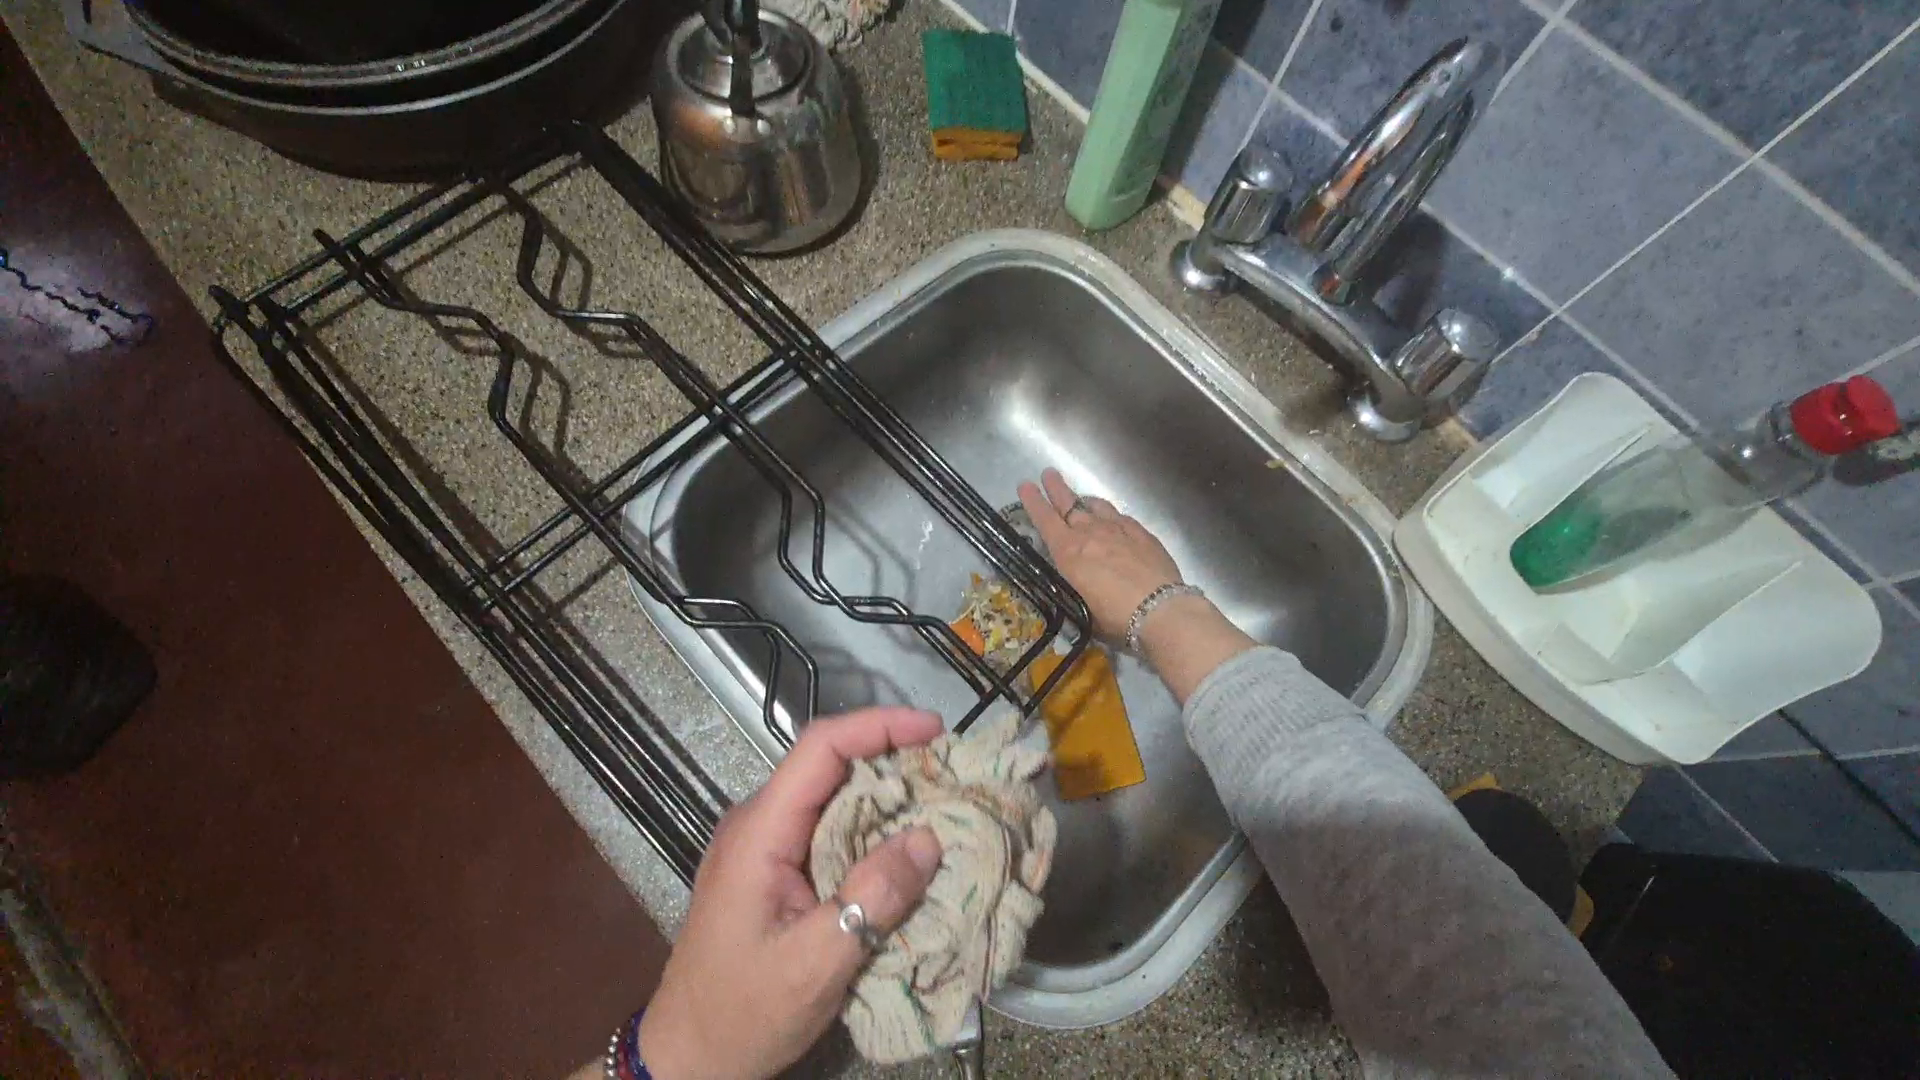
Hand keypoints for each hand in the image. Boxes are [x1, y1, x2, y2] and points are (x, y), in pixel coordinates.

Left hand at [636, 708, 945, 1079]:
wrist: (686, 1059)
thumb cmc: (742, 1014)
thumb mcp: (813, 964)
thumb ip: (870, 900)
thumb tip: (927, 839)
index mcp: (760, 830)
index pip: (820, 747)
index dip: (879, 725)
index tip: (934, 729)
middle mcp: (761, 822)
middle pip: (830, 764)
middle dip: (893, 756)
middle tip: (951, 772)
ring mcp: (766, 845)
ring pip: (833, 795)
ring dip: (887, 793)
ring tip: (941, 803)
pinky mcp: (777, 868)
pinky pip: (830, 826)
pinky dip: (873, 825)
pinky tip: (905, 844)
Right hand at [1018, 468, 1256, 704]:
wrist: (1160, 610)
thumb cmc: (1114, 616)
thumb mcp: (1081, 606)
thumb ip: (1072, 586)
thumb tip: (1070, 578)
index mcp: (1068, 552)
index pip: (1045, 519)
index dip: (1033, 501)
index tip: (1025, 485)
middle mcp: (1090, 533)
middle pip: (1068, 503)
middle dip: (1056, 488)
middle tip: (1048, 473)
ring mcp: (1118, 529)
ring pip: (1096, 506)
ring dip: (1083, 499)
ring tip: (1079, 497)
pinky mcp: (1141, 533)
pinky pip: (1119, 516)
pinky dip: (1109, 513)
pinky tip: (1112, 518)